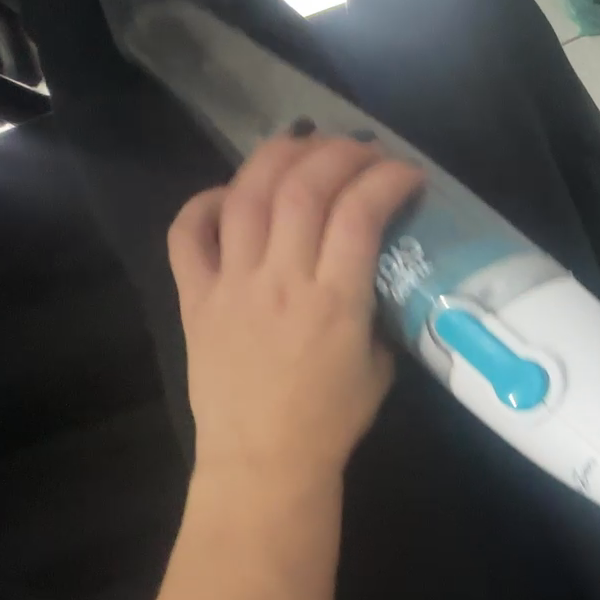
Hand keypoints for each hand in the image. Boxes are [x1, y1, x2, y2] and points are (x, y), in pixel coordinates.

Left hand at [167, 131, 424, 485]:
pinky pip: (189, 232)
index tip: (411, 174)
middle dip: (339, 156)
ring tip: (306, 143)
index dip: (387, 182)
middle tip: (366, 148)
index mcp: (337, 301)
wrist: (266, 456)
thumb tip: (373, 279)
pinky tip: (232, 192)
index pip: (361, 216)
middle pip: (303, 191)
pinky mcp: (194, 295)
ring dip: (279, 159)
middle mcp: (281, 280)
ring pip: (246, 196)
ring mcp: (231, 283)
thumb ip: (376, 312)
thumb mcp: (382, 364)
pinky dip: (208, 201)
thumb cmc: (336, 417)